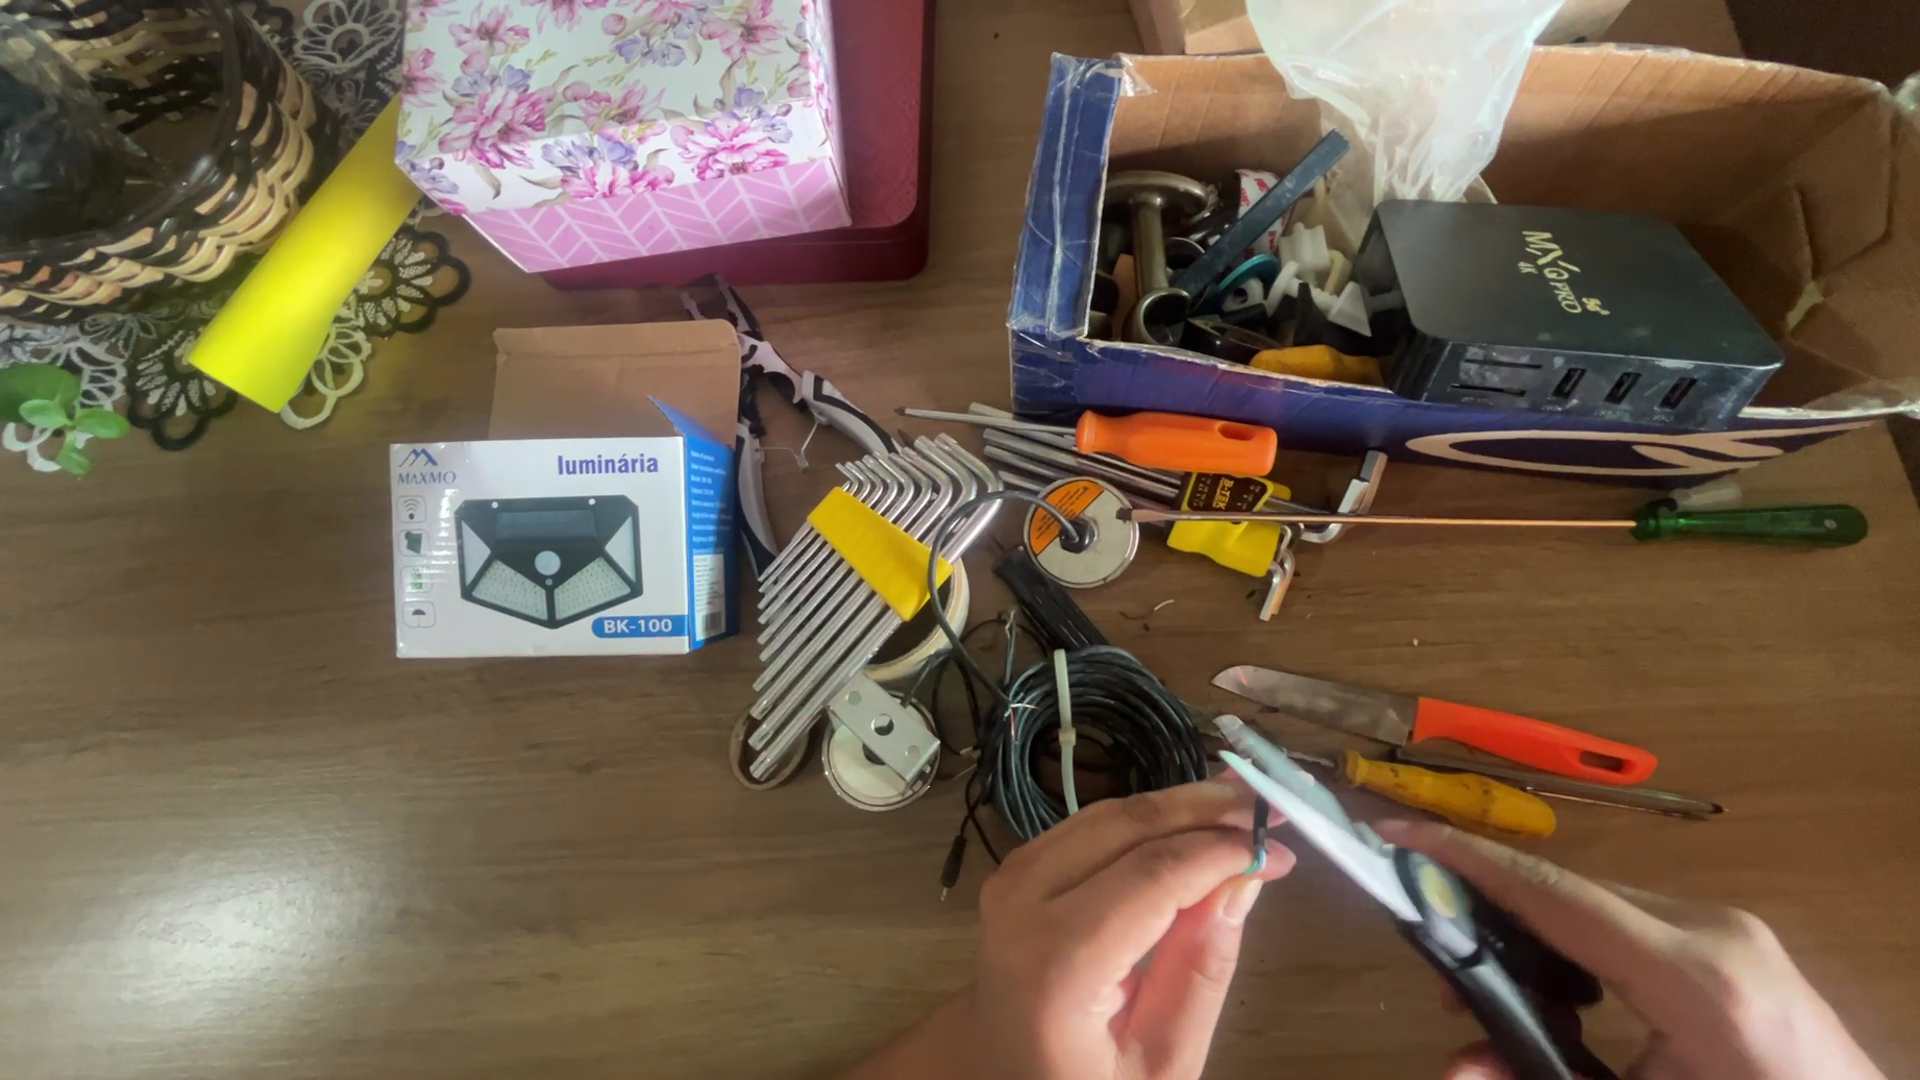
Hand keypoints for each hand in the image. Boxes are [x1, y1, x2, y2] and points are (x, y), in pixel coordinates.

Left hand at [972, 780, 1294, 1079]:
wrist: (995, 1067)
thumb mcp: (1159, 1064)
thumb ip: (1200, 971)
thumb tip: (1242, 880)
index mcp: (1056, 964)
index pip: (1151, 877)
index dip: (1218, 852)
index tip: (1277, 848)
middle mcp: (1023, 899)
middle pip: (1126, 826)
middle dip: (1202, 807)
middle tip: (1266, 803)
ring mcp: (1013, 873)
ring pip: (1108, 813)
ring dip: (1177, 803)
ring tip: (1241, 802)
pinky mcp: (1018, 863)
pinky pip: (1090, 824)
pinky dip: (1146, 817)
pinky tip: (1192, 817)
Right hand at [1376, 821, 1885, 1079]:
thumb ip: (1535, 1079)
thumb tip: (1447, 1071)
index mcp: (1698, 980)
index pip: (1546, 893)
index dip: (1458, 856)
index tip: (1389, 834)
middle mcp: (1710, 931)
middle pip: (1554, 894)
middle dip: (1481, 916)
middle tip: (1438, 975)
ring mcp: (1723, 928)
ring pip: (1579, 904)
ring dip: (1522, 936)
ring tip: (1493, 996)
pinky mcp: (1727, 937)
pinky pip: (1613, 918)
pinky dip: (1565, 945)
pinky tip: (1557, 993)